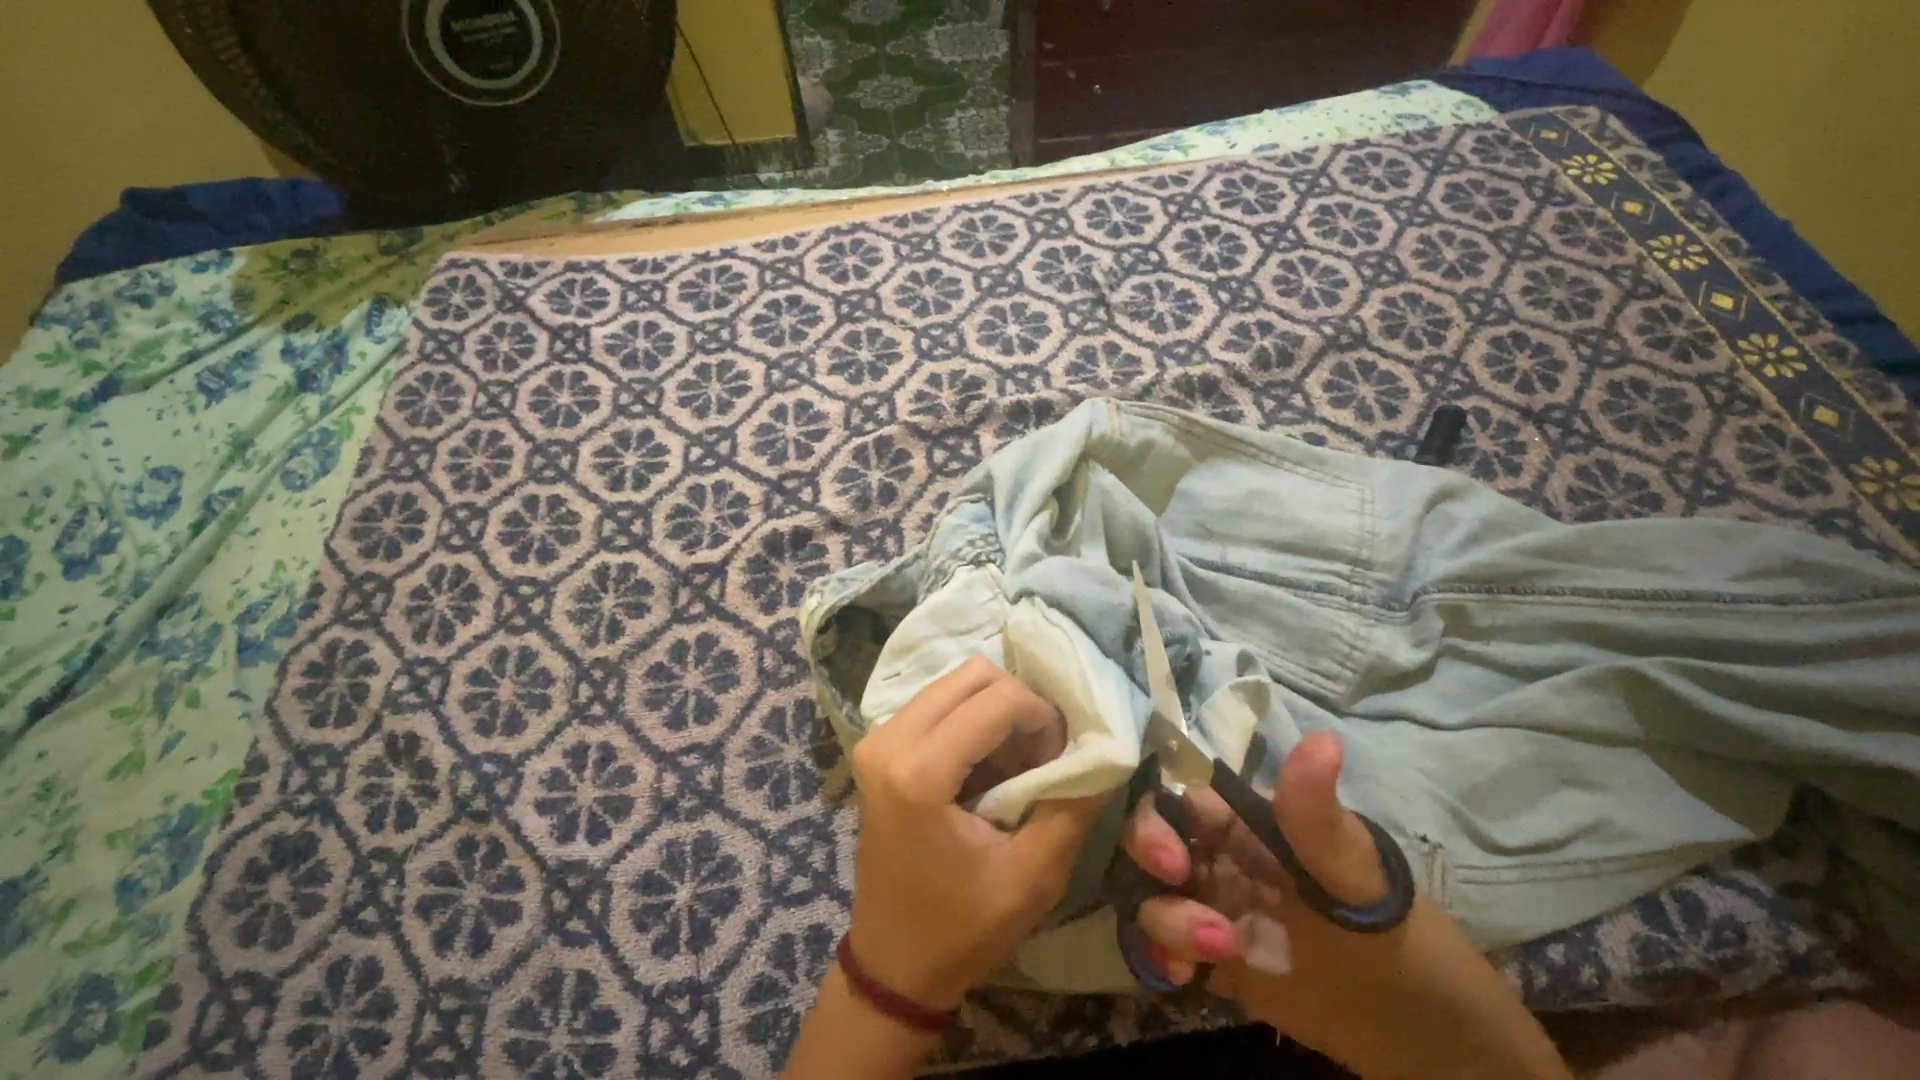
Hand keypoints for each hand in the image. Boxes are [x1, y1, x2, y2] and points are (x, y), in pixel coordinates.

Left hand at [847, 656, 1104, 1008]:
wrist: (895, 964)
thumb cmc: (963, 928)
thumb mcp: (1034, 875)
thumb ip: (1075, 802)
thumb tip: (1108, 748)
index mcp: (918, 771)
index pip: (1000, 697)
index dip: (1045, 718)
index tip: (1060, 763)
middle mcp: (887, 740)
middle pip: (973, 674)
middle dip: (1020, 705)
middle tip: (1041, 758)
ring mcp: (876, 740)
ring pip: (955, 684)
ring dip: (996, 712)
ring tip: (1017, 768)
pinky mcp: (878, 748)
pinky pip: (936, 704)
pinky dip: (972, 722)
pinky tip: (987, 770)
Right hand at [1124, 732, 1572, 1079]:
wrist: (1413, 1026)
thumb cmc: (1386, 928)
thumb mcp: (1351, 870)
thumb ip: (1316, 811)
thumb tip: (1321, 738)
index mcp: (1247, 822)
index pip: (1180, 801)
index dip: (1158, 820)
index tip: (1172, 859)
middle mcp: (1219, 857)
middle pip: (1150, 842)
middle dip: (1148, 862)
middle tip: (1178, 886)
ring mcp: (1211, 907)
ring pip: (1152, 895)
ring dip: (1167, 921)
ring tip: (1219, 951)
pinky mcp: (1209, 958)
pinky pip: (1160, 946)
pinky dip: (1159, 956)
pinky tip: (1183, 976)